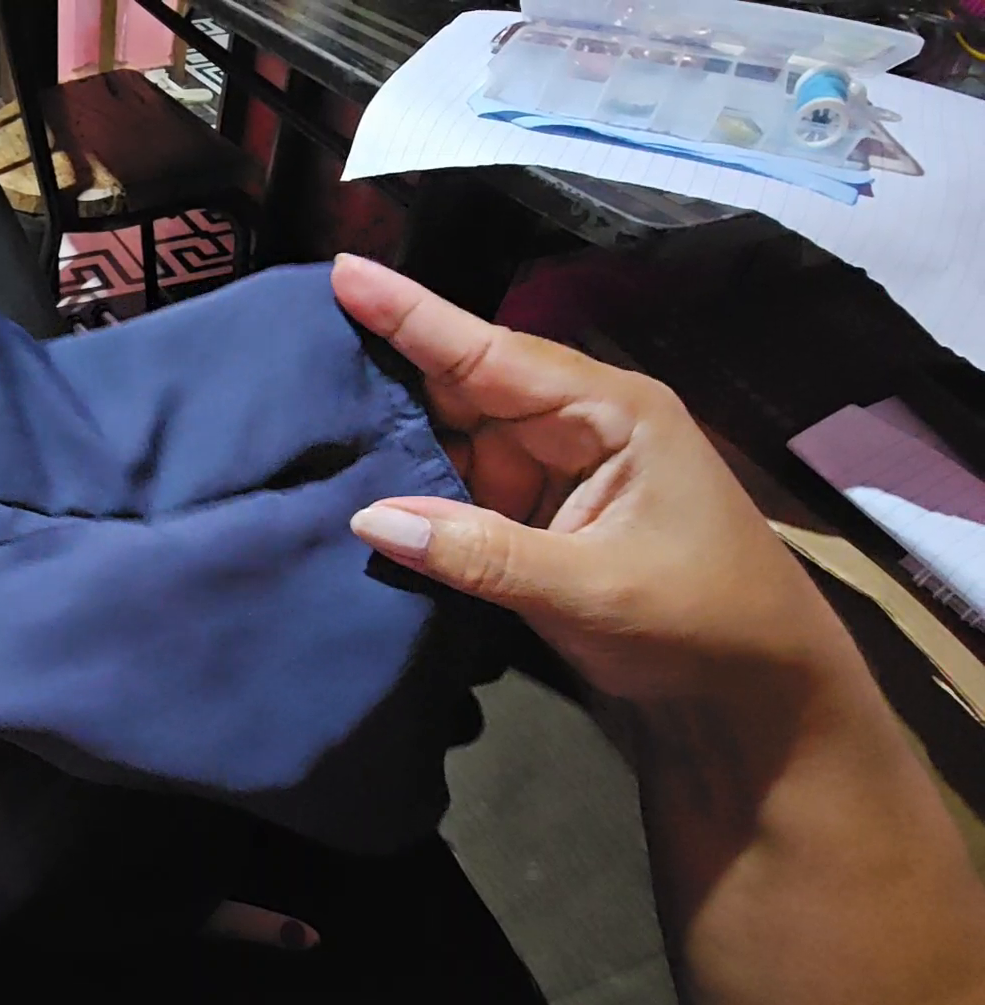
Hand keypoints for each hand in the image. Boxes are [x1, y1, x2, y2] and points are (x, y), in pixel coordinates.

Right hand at [333, 255, 860, 704]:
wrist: (743, 693)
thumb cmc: (699, 621)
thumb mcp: (590, 588)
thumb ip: (477, 553)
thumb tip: (367, 518)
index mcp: (605, 413)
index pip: (490, 353)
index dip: (412, 315)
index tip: (344, 273)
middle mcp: (564, 426)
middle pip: (457, 382)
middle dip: (382, 360)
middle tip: (298, 341)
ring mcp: (536, 469)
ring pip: (442, 433)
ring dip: (380, 426)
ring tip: (301, 402)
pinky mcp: (514, 510)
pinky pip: (442, 483)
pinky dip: (397, 480)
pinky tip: (346, 469)